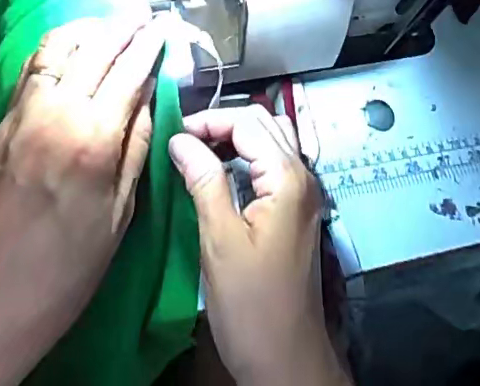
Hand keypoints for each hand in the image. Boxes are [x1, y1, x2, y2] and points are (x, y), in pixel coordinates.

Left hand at [0, 18, 164, 385]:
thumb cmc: (64, 268)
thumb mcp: (119, 212)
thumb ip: (136, 145)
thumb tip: (150, 96)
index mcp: (92, 139)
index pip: (129, 71)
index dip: (150, 44)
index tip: (165, 26)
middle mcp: (56, 113)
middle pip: (96, 49)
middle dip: (125, 27)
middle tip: (146, 15)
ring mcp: (23, 113)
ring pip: (59, 47)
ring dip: (90, 28)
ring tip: (113, 23)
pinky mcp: (2, 121)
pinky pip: (33, 66)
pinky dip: (57, 45)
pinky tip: (74, 43)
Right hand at [168, 105, 351, 385]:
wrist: (286, 359)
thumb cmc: (251, 305)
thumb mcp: (220, 240)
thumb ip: (204, 181)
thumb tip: (180, 140)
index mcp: (287, 177)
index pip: (248, 123)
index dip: (210, 120)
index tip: (175, 134)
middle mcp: (302, 175)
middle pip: (264, 123)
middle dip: (223, 123)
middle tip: (185, 140)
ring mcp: (303, 191)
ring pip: (271, 139)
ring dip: (237, 136)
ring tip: (200, 150)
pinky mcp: (296, 208)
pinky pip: (273, 162)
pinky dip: (247, 155)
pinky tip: (222, 171)